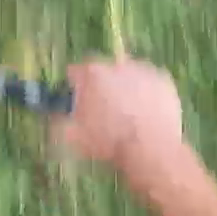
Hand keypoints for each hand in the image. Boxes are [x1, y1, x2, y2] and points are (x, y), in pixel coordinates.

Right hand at [57, 59, 187, 174]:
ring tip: (130, 114)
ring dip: (125, 87)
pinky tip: (148, 113)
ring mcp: (142, 69)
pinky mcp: (163, 79)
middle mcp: (115, 64)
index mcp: (90, 73)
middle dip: (102, 86)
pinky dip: (148, 93)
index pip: (75, 72)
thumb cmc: (109, 144)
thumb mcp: (74, 136)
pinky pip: (150, 82)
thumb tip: (53, 115)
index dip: (75, 88)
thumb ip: (59, 120)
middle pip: (103, 71)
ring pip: (128, 75)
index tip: (78, 103)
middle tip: (106, 110)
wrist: (152, 152)